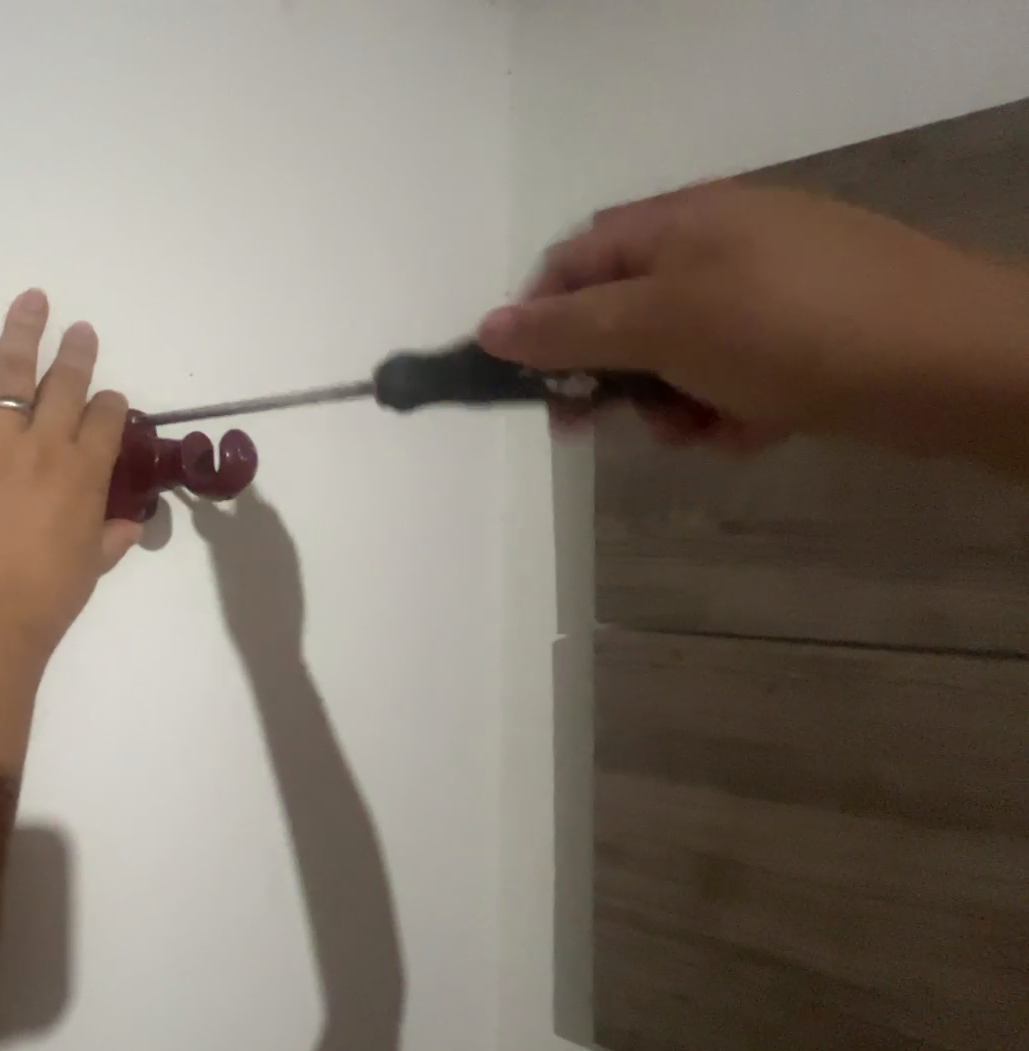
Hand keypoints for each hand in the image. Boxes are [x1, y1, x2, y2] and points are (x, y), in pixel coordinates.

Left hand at [0, 289, 141, 661]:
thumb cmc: (39, 606)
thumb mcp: (87, 572)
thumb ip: (110, 541)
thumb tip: (132, 527)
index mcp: (85, 476)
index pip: (107, 421)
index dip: (110, 405)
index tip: (108, 400)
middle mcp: (46, 447)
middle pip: (66, 386)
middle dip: (77, 355)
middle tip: (81, 331)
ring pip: (12, 373)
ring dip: (25, 332)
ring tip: (33, 300)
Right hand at [478, 184, 1028, 468]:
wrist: (961, 368)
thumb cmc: (789, 331)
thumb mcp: (658, 327)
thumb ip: (564, 330)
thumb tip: (484, 330)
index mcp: (677, 224)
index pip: (567, 265)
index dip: (536, 322)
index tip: (530, 382)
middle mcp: (714, 245)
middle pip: (614, 314)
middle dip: (601, 375)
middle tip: (590, 425)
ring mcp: (762, 287)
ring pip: (666, 352)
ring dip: (660, 401)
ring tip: (691, 430)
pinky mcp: (799, 330)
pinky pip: (722, 368)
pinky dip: (717, 405)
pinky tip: (742, 427)